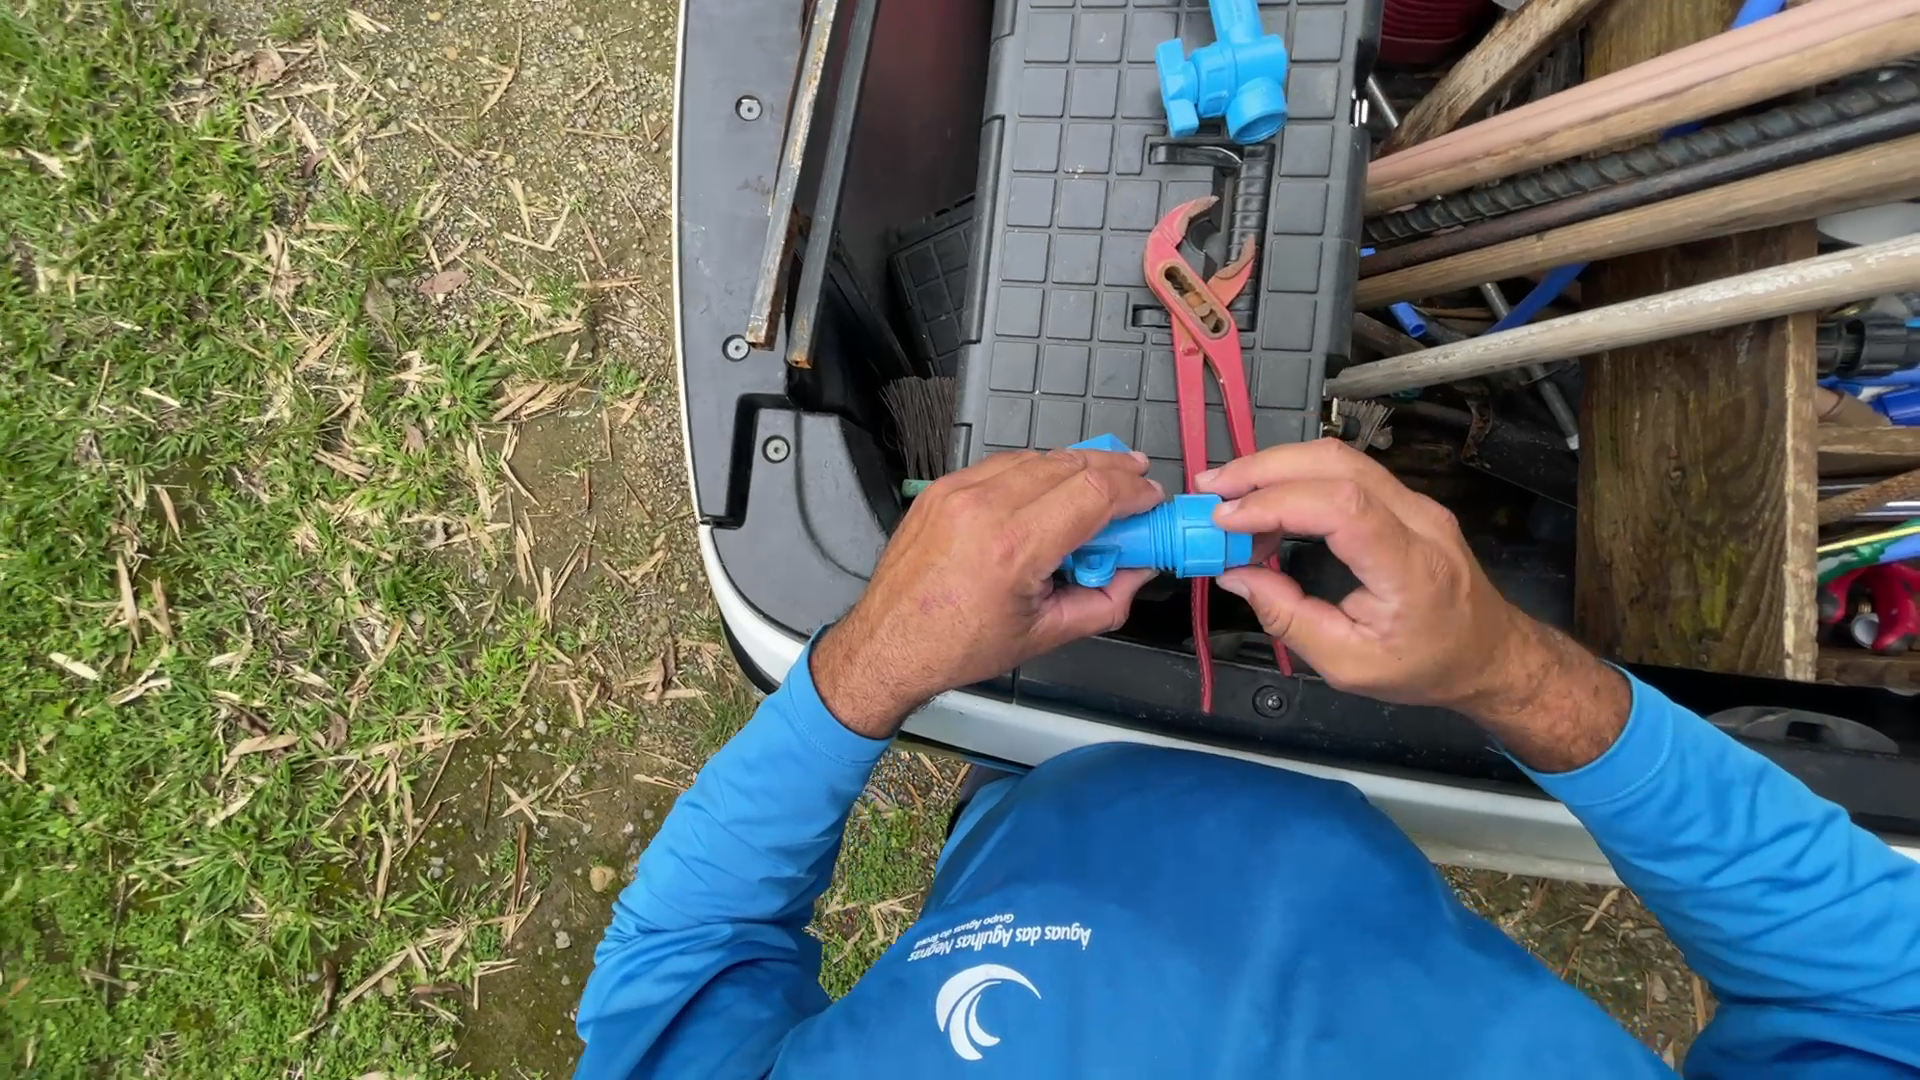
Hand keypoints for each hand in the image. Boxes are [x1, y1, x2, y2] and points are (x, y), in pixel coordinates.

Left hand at [811, 449, 1163, 737]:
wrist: (888, 643)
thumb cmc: (959, 646)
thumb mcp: (1046, 635)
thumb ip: (1107, 600)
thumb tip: (1139, 567)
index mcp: (1013, 548)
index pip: (1094, 492)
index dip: (1134, 491)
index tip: (1150, 500)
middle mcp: (983, 507)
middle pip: (1069, 463)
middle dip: (1113, 469)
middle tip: (1137, 481)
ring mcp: (957, 492)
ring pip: (1036, 457)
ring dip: (1075, 466)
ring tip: (1100, 483)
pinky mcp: (941, 488)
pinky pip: (1002, 464)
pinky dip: (1035, 470)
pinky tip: (1050, 487)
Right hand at [1195, 439, 1626, 769]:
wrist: (1490, 653)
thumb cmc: (1424, 665)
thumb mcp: (1348, 665)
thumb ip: (1288, 619)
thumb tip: (1234, 575)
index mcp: (1411, 568)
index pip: (1342, 507)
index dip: (1276, 503)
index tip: (1225, 520)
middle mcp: (1418, 520)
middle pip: (1335, 463)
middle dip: (1262, 469)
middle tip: (1209, 489)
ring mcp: (1414, 502)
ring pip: (1336, 456)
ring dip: (1272, 466)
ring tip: (1224, 491)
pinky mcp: (1401, 499)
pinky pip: (1341, 470)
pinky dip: (1291, 476)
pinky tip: (1261, 500)